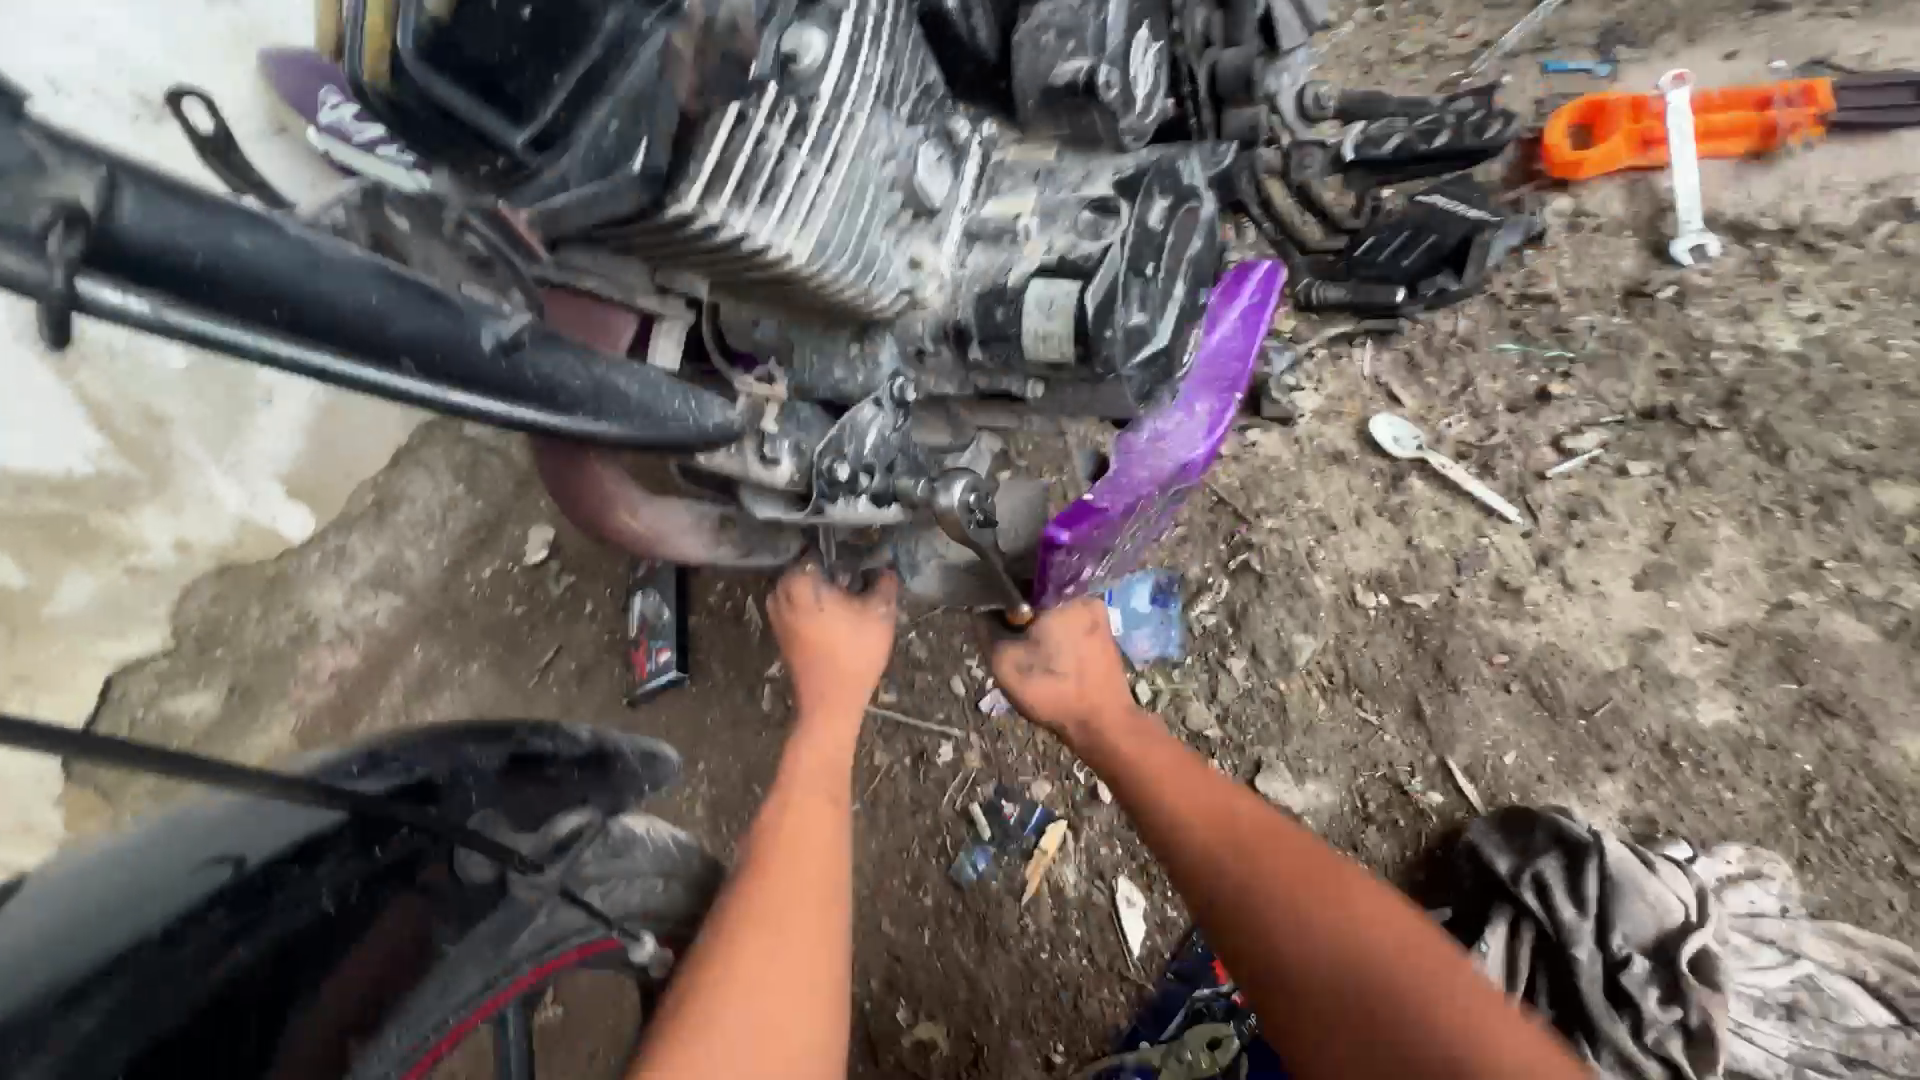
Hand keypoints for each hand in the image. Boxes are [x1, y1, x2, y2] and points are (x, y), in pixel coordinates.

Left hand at [768, 562, 898, 723]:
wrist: (831, 703)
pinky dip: (816, 608)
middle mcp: (779, 591)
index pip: (822, 550)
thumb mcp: (881, 613)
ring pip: (804, 589)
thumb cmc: (855, 653)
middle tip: (858, 585)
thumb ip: (885, 582)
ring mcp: (775, 613)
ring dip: (825, 592)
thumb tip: (885, 568)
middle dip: (834, 574)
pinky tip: (838, 620)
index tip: (862, 563)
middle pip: (811, 569)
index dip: (846, 554)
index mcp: (799, 579)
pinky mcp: (780, 632)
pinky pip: (799, 606)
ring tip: (850, 604)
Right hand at [987, 596, 1140, 743]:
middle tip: (1006, 632)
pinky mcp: (1104, 629)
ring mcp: (1097, 610)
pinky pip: (1070, 619)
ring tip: (1026, 644)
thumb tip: (982, 608)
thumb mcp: (1003, 660)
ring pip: (1053, 605)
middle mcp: (1082, 592)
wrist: (1102, 723)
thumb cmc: (1051, 688)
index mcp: (1058, 591)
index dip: (999, 591)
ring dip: (1037, 620)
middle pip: (1038, 589)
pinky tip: (1047, 652)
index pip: (1018, 573)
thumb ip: (986, 627)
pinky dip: (1055, 630)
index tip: (990, 610)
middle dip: (1019, 608)